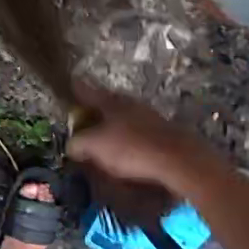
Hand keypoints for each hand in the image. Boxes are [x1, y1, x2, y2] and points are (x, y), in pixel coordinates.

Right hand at [66, 84, 216, 191]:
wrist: (181, 163)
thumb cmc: (131, 148)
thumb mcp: (94, 146)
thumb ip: (78, 143)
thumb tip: (72, 145)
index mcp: (111, 101)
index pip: (86, 90)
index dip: (75, 89)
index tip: (68, 85)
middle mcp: (130, 104)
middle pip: (106, 104)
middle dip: (93, 113)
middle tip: (82, 124)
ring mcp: (150, 118)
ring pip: (123, 119)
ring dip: (112, 128)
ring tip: (102, 144)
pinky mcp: (164, 135)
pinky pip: (137, 134)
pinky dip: (127, 141)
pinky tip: (124, 155)